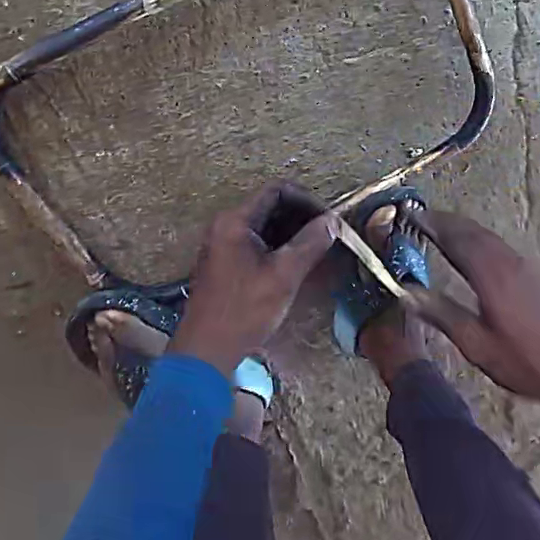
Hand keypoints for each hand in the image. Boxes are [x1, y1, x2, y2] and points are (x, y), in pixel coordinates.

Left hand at [169, 183, 339, 378]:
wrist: (206, 349)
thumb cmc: (244, 310)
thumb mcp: (283, 275)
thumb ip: (310, 244)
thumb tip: (333, 222)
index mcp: (235, 221)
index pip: (276, 191)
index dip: (307, 200)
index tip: (329, 220)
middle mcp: (226, 225)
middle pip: (271, 206)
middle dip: (302, 218)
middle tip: (328, 237)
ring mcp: (224, 244)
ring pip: (265, 226)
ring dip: (292, 234)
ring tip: (319, 251)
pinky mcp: (226, 262)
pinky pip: (257, 243)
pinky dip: (279, 248)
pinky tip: (298, 264)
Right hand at [404, 210, 539, 421]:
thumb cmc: (529, 362)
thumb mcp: (477, 346)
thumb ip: (442, 314)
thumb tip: (408, 293)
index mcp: (491, 275)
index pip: (455, 238)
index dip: (431, 224)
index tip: (410, 215)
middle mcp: (509, 263)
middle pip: (472, 230)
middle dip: (444, 220)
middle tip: (419, 217)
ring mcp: (526, 267)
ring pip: (487, 236)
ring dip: (462, 227)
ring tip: (439, 228)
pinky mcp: (536, 275)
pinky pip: (499, 245)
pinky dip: (478, 238)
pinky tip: (472, 250)